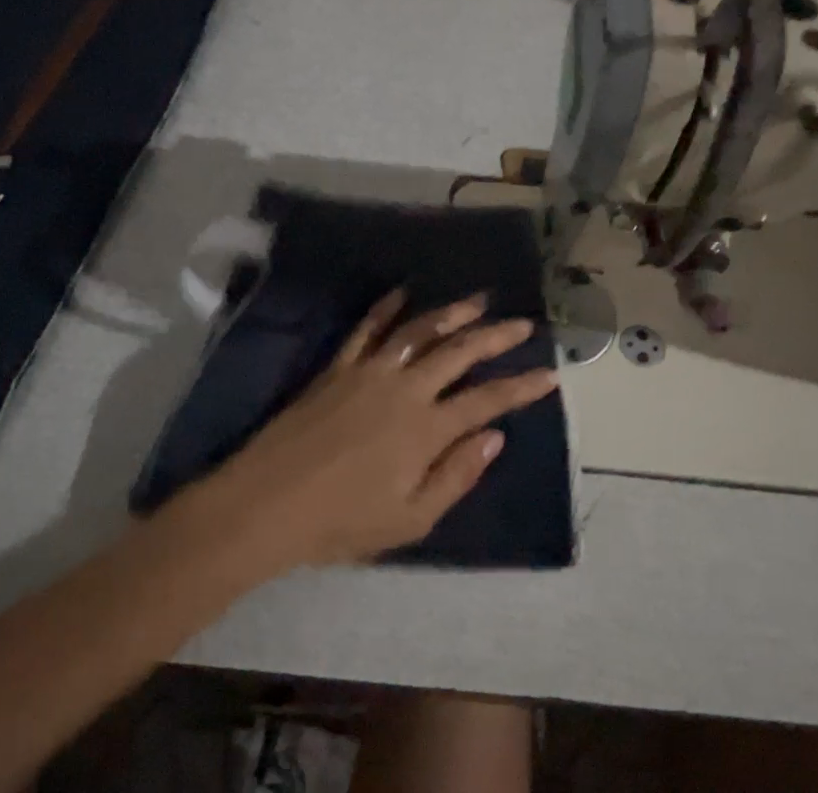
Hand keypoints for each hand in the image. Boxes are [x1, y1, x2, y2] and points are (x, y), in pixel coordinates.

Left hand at [156, 291, 557, 573]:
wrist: (266, 504)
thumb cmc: (341, 522)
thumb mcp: (410, 519)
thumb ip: (456, 475)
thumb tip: (494, 437)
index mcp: (427, 430)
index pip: (488, 400)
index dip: (522, 387)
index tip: (550, 375)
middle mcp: (404, 390)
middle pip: (459, 353)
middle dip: (496, 336)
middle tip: (522, 324)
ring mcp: (368, 373)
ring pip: (418, 331)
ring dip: (451, 312)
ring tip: (477, 300)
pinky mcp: (336, 368)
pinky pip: (366, 330)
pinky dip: (386, 309)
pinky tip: (402, 294)